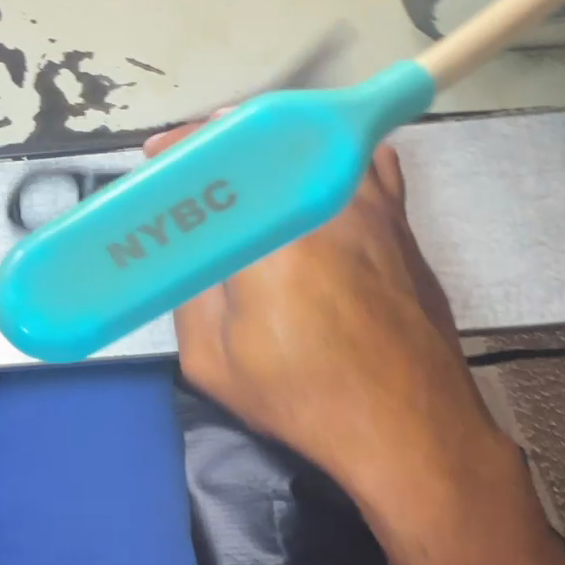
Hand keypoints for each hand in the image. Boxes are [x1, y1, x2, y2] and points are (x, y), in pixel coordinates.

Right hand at [152, 122, 511, 514]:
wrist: (407, 426)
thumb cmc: (301, 398)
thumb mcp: (210, 360)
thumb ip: (192, 296)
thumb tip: (191, 257)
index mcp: (273, 238)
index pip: (220, 162)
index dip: (183, 148)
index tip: (157, 156)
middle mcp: (329, 206)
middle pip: (271, 138)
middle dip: (222, 139)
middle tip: (193, 163)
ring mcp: (376, 210)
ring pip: (322, 142)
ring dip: (277, 145)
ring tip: (245, 169)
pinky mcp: (402, 226)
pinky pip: (364, 166)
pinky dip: (330, 160)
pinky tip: (309, 187)